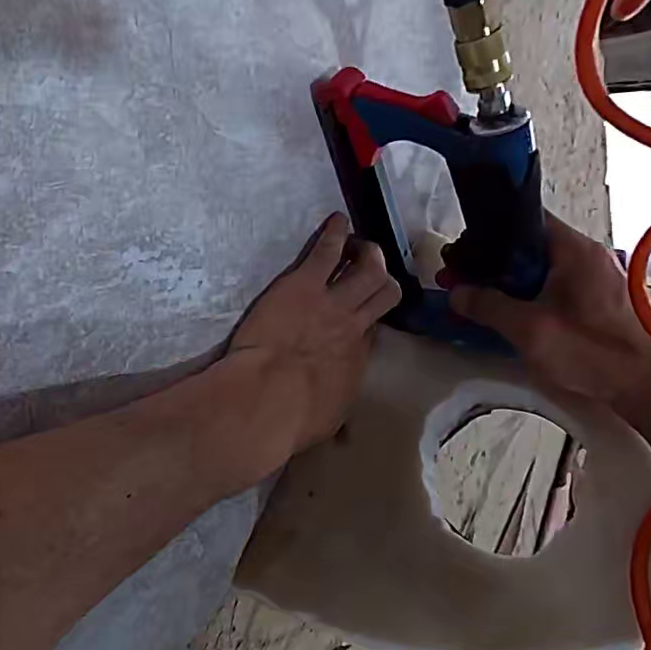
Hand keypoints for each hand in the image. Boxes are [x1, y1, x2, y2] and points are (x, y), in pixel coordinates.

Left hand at [228, 213, 401, 454]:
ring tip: (360, 244)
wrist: (265, 399)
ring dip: (367, 252)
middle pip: (384, 291)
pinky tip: (336, 220)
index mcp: (358, 357)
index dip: (368, 317)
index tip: (358, 316)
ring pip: (368, 268)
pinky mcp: (306, 283)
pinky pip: (327, 250)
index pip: (374, 327)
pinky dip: (335, 233)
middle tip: (371, 267)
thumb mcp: (327, 421)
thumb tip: (342, 429)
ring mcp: (334, 302)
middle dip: (381, 276)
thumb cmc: (293, 419)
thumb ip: (337, 407)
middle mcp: (355, 325)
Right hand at [447, 213, 650, 409]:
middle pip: (531, 246)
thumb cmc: (594, 352)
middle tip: (467, 282)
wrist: (648, 386)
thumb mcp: (529, 329)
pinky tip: (519, 318)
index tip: (464, 256)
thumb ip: (488, 306)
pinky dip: (535, 296)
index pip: (524, 219)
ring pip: (544, 269)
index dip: (489, 234)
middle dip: (496, 264)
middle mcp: (588, 255)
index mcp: (573, 249)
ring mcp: (598, 277)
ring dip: (514, 283)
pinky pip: (559, 288)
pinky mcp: (602, 300)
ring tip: (486, 302)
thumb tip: (459, 293)